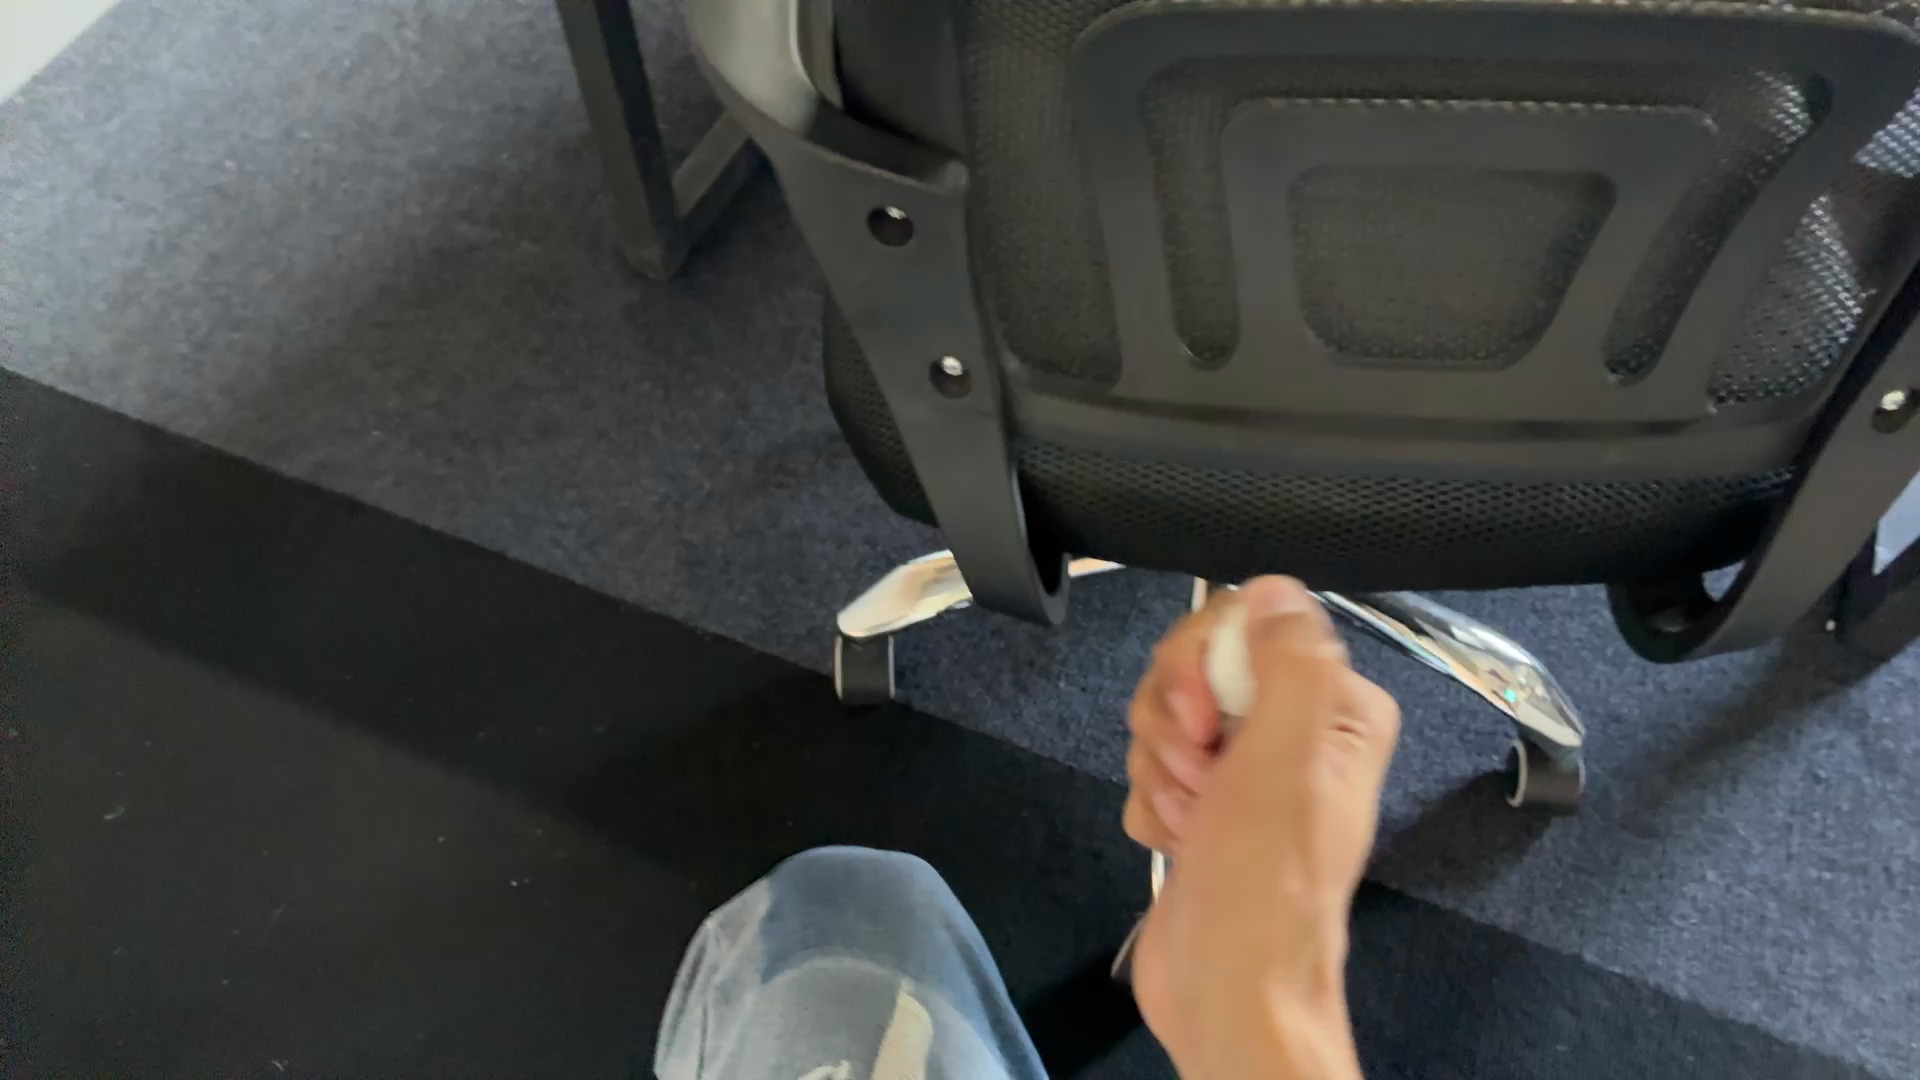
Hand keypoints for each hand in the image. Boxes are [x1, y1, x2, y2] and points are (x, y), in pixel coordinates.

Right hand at [1126, 577, 1400, 1079]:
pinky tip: (1177, 842)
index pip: (1241, 623)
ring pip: (1163, 716)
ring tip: (1192, 824)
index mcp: (1329, 705)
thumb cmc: (1263, 876)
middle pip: (1191, 667)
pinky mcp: (1201, 799)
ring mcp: (1240, 765)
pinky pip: (1152, 764)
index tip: (1199, 722)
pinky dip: (1154, 802)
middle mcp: (1289, 726)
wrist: (1225, 989)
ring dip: (1162, 770)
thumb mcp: (1286, 758)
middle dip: (1174, 724)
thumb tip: (1273, 587)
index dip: (1199, 662)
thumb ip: (1290, 661)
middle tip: (1198, 778)